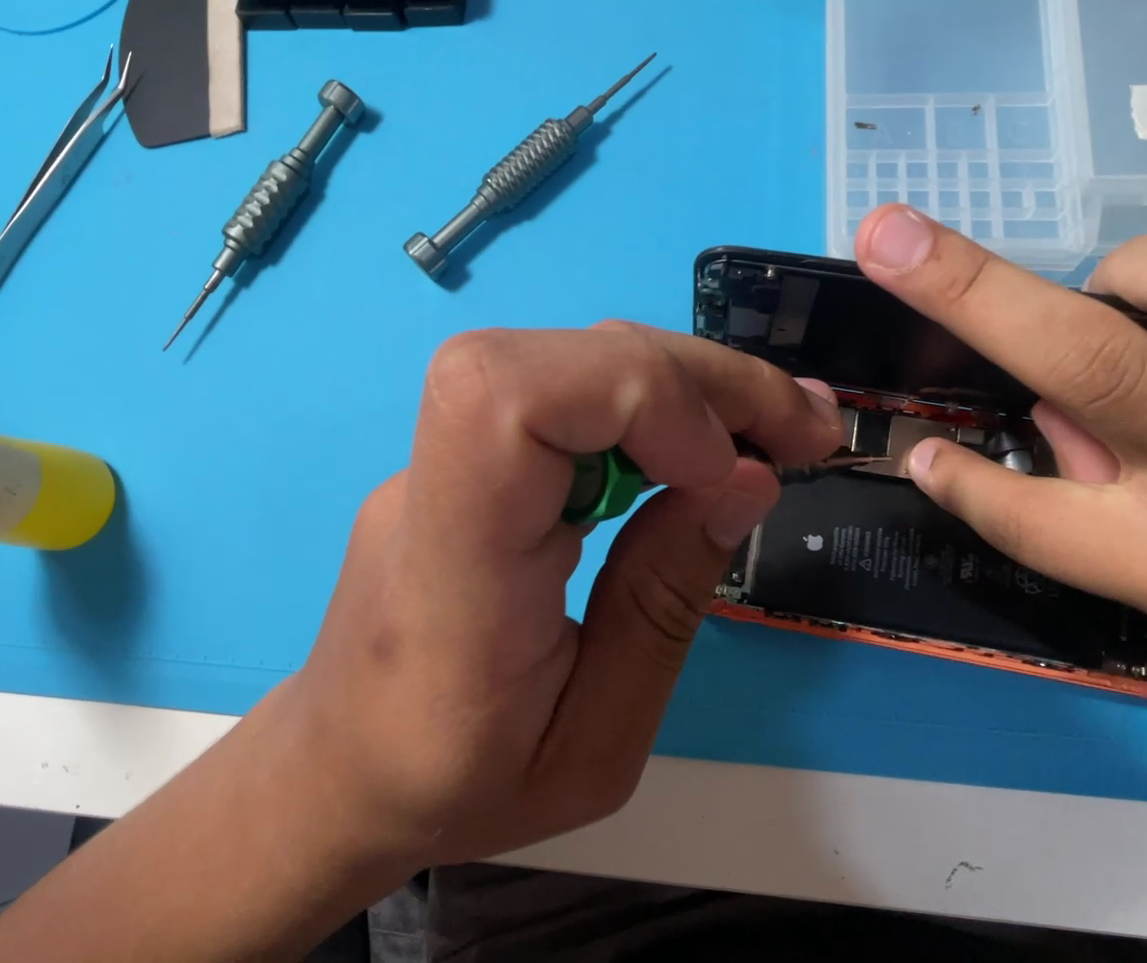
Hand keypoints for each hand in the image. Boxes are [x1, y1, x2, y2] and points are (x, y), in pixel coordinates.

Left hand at [278, 323, 844, 868]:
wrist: (342, 773)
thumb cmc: (461, 786)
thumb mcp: (595, 745)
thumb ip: (664, 608)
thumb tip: (748, 478)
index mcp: (453, 576)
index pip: (503, 402)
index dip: (632, 396)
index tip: (725, 467)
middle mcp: (431, 490)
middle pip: (550, 361)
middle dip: (697, 380)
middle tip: (804, 429)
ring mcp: (436, 462)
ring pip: (562, 361)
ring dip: (683, 385)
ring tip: (775, 432)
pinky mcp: (460, 460)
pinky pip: (558, 397)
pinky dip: (647, 404)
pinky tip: (703, 444)